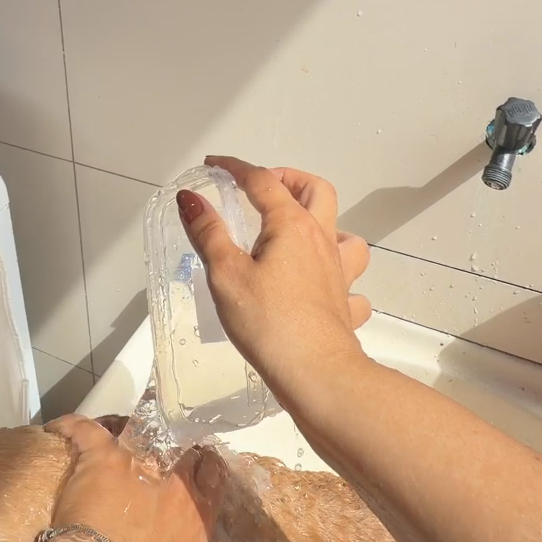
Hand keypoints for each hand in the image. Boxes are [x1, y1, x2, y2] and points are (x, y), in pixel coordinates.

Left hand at [42, 415, 215, 541]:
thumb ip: (188, 533)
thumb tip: (181, 529)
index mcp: (196, 509)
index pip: (209, 470)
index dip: (200, 462)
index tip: (192, 460)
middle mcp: (172, 479)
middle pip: (175, 443)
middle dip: (166, 442)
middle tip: (151, 447)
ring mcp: (138, 462)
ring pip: (134, 429)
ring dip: (122, 431)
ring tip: (110, 435)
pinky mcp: (102, 456)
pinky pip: (86, 430)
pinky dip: (71, 427)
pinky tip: (61, 429)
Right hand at [179, 157, 372, 389]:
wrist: (317, 375)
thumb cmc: (267, 321)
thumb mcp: (226, 274)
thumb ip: (208, 233)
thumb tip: (190, 198)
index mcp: (291, 225)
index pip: (263, 180)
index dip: (236, 167)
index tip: (214, 165)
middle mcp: (321, 239)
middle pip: (316, 189)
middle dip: (289, 179)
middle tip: (261, 190)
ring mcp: (340, 272)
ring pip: (344, 234)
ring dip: (323, 224)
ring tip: (295, 235)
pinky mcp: (345, 304)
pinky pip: (351, 282)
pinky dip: (338, 277)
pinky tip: (320, 287)